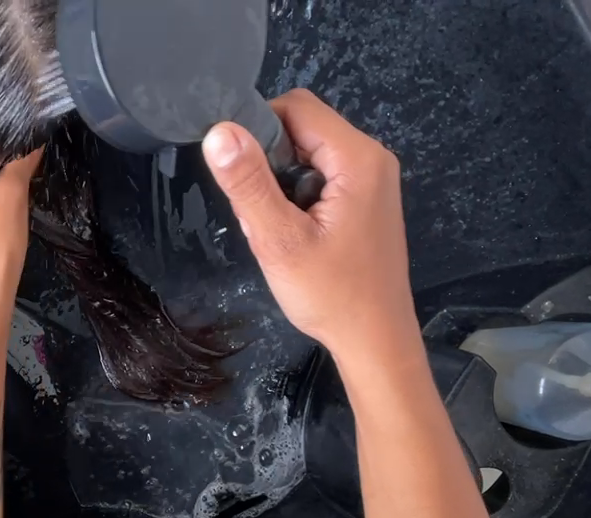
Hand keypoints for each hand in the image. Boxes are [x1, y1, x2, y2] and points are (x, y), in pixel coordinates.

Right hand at [202, 90, 417, 364]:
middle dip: (269, 162)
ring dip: (282, 184)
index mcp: (356, 157)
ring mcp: (373, 180)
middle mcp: (371, 157)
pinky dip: (299, 198)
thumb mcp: (279, 241)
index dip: (257, 129)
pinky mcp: (367, 202)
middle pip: (305, 129)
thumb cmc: (328, 294)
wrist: (373, 338)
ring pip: (311, 156)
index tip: (237, 174)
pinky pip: (324, 180)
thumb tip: (217, 132)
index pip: (296, 107)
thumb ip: (249, 185)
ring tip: (275, 230)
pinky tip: (293, 236)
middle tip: (257, 213)